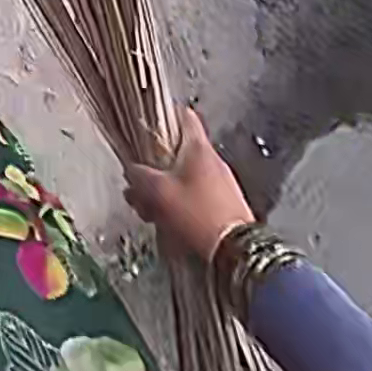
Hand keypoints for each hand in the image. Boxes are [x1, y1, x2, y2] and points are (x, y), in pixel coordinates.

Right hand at [122, 109, 254, 262]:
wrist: (239, 257)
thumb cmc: (196, 214)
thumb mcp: (155, 190)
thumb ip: (137, 174)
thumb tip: (132, 170)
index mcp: (199, 149)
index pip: (184, 116)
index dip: (164, 113)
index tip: (147, 119)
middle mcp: (214, 162)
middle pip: (177, 151)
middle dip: (153, 165)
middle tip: (137, 182)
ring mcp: (223, 185)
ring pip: (183, 176)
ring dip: (163, 188)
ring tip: (147, 209)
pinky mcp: (226, 207)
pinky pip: (195, 195)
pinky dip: (178, 202)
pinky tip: (164, 221)